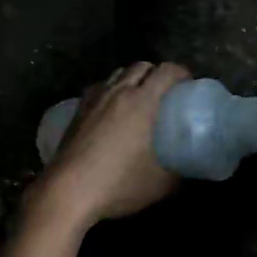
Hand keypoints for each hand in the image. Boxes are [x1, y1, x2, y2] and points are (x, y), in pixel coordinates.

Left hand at [34, 62, 189, 226]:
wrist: (69, 190)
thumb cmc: (119, 184)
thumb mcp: (160, 184)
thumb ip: (178, 172)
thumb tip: (186, 167)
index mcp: (142, 101)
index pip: (165, 71)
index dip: (181, 72)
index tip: (188, 83)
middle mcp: (118, 91)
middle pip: (140, 66)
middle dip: (156, 72)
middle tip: (165, 91)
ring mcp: (95, 98)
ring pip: (117, 74)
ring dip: (132, 78)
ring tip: (138, 97)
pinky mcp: (78, 109)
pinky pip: (99, 87)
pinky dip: (111, 89)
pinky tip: (111, 108)